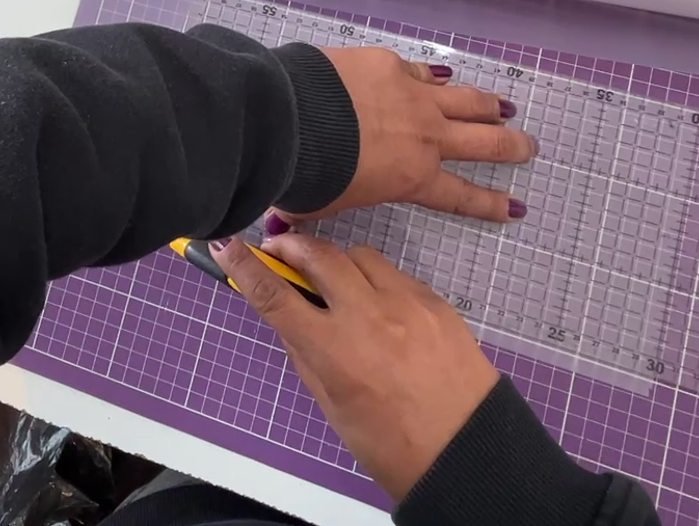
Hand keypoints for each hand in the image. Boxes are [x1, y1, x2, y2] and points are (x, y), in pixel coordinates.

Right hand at [216, 233, 498, 502]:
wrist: (472, 455)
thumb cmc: (390, 443)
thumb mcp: (332, 404)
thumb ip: (305, 349)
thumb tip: (286, 309)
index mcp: (337, 352)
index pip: (276, 296)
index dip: (245, 266)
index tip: (226, 244)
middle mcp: (370, 316)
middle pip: (317, 255)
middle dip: (291, 246)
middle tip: (279, 251)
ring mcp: (407, 302)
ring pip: (357, 254)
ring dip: (335, 260)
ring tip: (334, 282)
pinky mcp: (436, 299)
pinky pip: (393, 273)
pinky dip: (374, 279)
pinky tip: (377, 303)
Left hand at [296, 47, 534, 224]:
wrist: (288, 120)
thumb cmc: (305, 172)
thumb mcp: (316, 206)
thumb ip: (317, 213)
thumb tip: (287, 228)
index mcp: (411, 178)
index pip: (460, 196)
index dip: (489, 203)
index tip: (515, 207)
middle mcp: (424, 138)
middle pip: (481, 143)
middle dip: (509, 147)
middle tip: (527, 147)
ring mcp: (410, 97)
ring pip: (464, 101)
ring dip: (487, 106)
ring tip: (504, 108)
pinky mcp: (388, 65)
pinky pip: (423, 73)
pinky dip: (438, 78)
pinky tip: (446, 76)